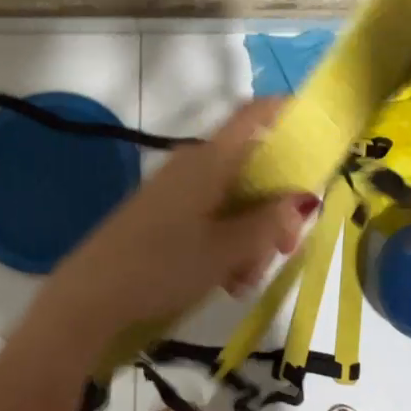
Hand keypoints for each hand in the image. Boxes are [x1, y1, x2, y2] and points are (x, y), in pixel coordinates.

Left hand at [35, 101, 313, 336]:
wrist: (90, 297)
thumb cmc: (163, 265)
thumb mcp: (227, 250)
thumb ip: (270, 223)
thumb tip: (303, 199)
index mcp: (211, 160)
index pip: (256, 115)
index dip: (290, 114)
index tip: (320, 138)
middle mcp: (194, 165)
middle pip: (253, 169)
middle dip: (276, 209)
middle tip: (285, 250)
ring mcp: (176, 191)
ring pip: (235, 201)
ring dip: (251, 238)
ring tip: (242, 280)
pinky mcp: (164, 216)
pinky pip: (211, 219)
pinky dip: (226, 246)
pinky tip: (224, 282)